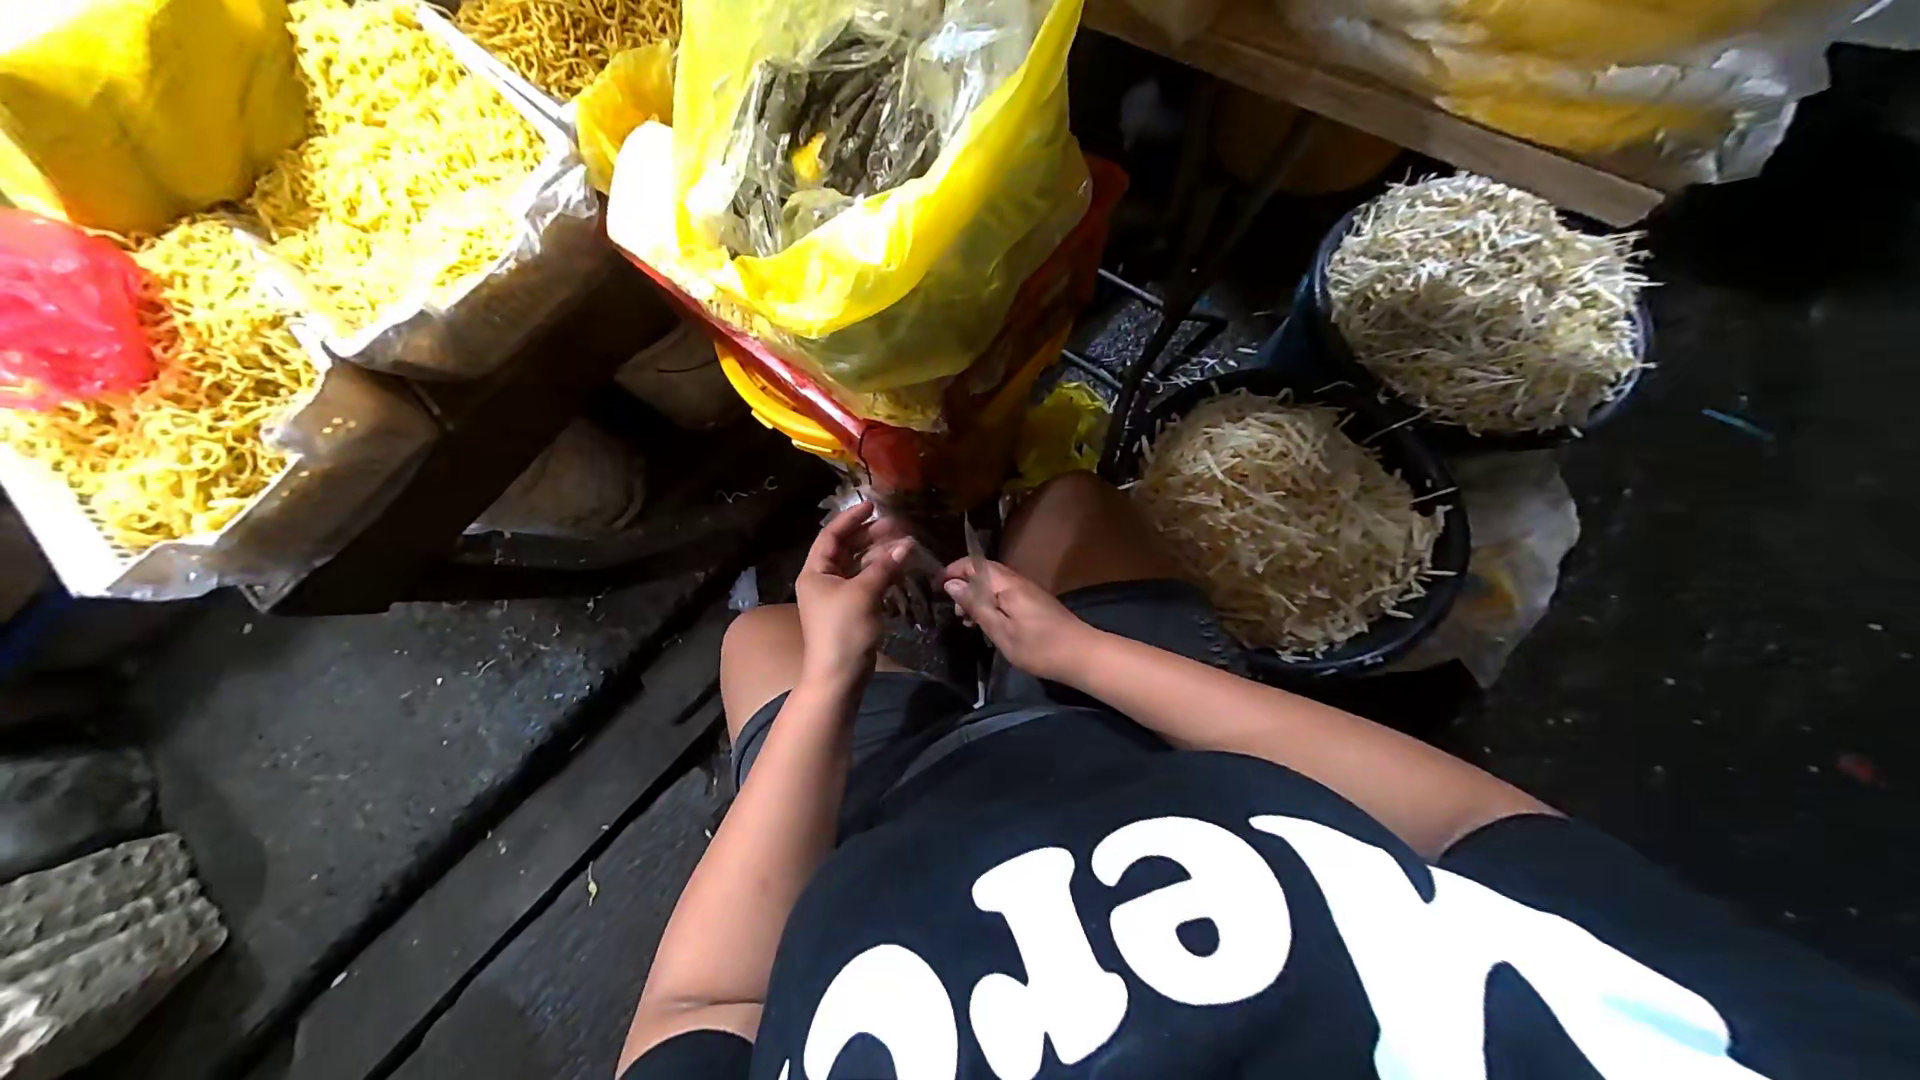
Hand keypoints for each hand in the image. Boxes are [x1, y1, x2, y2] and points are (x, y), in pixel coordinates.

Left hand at [795, 501, 912, 687]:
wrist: (838, 675)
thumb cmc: (843, 630)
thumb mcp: (863, 593)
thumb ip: (885, 566)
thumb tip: (908, 543)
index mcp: (815, 571)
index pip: (831, 535)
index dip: (851, 518)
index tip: (873, 506)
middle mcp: (823, 579)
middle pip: (847, 548)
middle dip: (871, 536)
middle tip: (898, 526)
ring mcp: (838, 595)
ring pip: (860, 565)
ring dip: (880, 554)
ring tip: (905, 544)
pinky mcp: (852, 609)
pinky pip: (868, 582)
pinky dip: (883, 573)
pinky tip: (901, 566)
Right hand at [940, 558, 1101, 683]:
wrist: (1081, 655)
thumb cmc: (1038, 646)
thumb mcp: (1000, 630)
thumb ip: (976, 605)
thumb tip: (951, 584)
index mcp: (1007, 583)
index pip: (974, 563)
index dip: (953, 570)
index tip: (936, 587)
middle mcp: (1017, 581)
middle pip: (984, 573)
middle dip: (963, 585)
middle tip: (953, 611)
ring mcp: (1028, 592)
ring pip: (994, 585)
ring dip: (976, 597)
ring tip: (966, 621)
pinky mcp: (1034, 604)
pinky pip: (1005, 596)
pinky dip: (990, 605)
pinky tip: (988, 625)